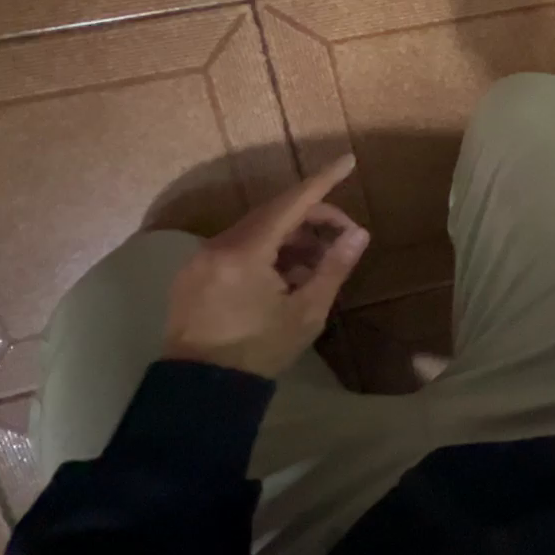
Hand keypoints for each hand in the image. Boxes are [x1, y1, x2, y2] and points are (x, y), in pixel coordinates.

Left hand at [162, 155, 370, 377]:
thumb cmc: (259, 350)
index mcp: (245, 252)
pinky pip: (240, 247)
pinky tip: (289, 276)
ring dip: (293, 238)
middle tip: (344, 235)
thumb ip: (334, 266)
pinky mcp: (195, 276)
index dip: (324, 181)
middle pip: (275, 214)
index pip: (292, 203)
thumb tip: (359, 233)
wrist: (200, 393)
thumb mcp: (307, 311)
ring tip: (319, 264)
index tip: (348, 161)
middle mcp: (218, 247)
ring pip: (258, 230)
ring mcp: (201, 261)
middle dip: (314, 218)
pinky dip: (270, 251)